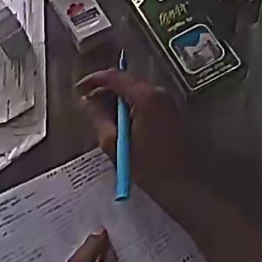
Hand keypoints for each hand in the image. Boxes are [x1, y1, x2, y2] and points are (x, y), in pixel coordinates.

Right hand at [76, 69, 195, 209]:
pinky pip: (147, 101)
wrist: (181, 184)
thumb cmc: (147, 166)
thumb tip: (85, 100)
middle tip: (88, 105)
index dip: (94, 80)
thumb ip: (97, 117)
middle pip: (127, 82)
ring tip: (102, 117)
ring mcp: (168, 101)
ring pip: (136, 92)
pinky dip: (132, 106)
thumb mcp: (114, 143)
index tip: (79, 89)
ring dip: (118, 100)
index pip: (115, 77)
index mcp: (145, 97)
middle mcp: (159, 93)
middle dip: (106, 90)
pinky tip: (122, 123)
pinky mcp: (172, 112)